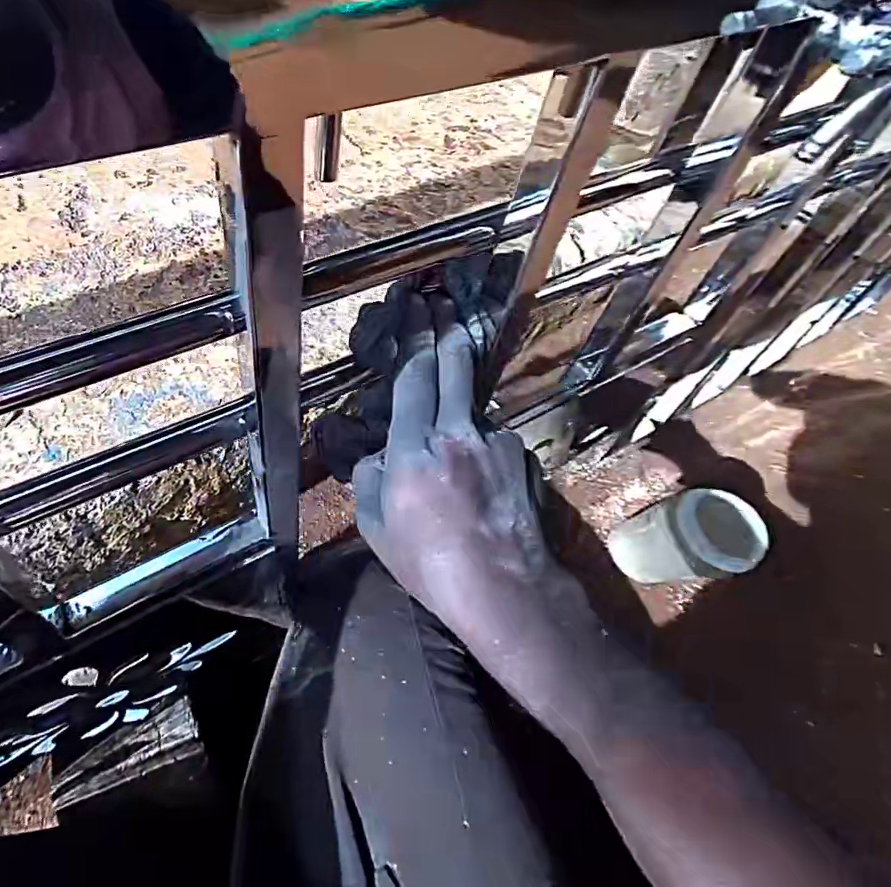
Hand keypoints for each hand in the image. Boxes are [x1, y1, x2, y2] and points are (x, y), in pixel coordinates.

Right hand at [352, 293, 593, 689]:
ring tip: (452, 434)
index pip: (412, 379)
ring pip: (472, 405)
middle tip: (442, 304)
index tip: (415, 308)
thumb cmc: (429, 563)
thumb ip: (370, 479)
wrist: (504, 586)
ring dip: (462, 400)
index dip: (414, 339)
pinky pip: (492, 436)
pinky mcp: (519, 455)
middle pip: (451, 368)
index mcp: (412, 449)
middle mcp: (455, 433)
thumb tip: (380, 453)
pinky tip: (480, 475)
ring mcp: (493, 441)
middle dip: (445, 330)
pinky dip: (480, 443)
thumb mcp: (376, 527)